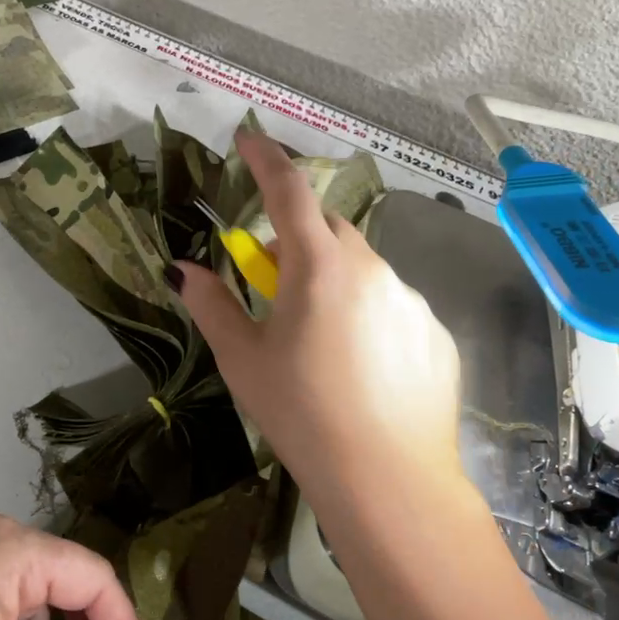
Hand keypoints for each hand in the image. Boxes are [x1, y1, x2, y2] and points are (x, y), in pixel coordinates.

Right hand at [170, 130, 464, 489]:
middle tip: (274, 279)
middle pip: (327, 226)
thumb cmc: (302, 414)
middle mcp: (369, 268)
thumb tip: (183, 270)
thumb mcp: (243, 359)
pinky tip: (359, 366)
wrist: (390, 482)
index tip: (247, 137)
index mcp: (317, 265)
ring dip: (333, 278)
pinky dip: (367, 312)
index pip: (288, 190)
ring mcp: (409, 299)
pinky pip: (391, 303)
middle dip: (297, 235)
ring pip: (361, 267)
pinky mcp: (435, 333)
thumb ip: (212, 304)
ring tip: (318, 336)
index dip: (265, 158)